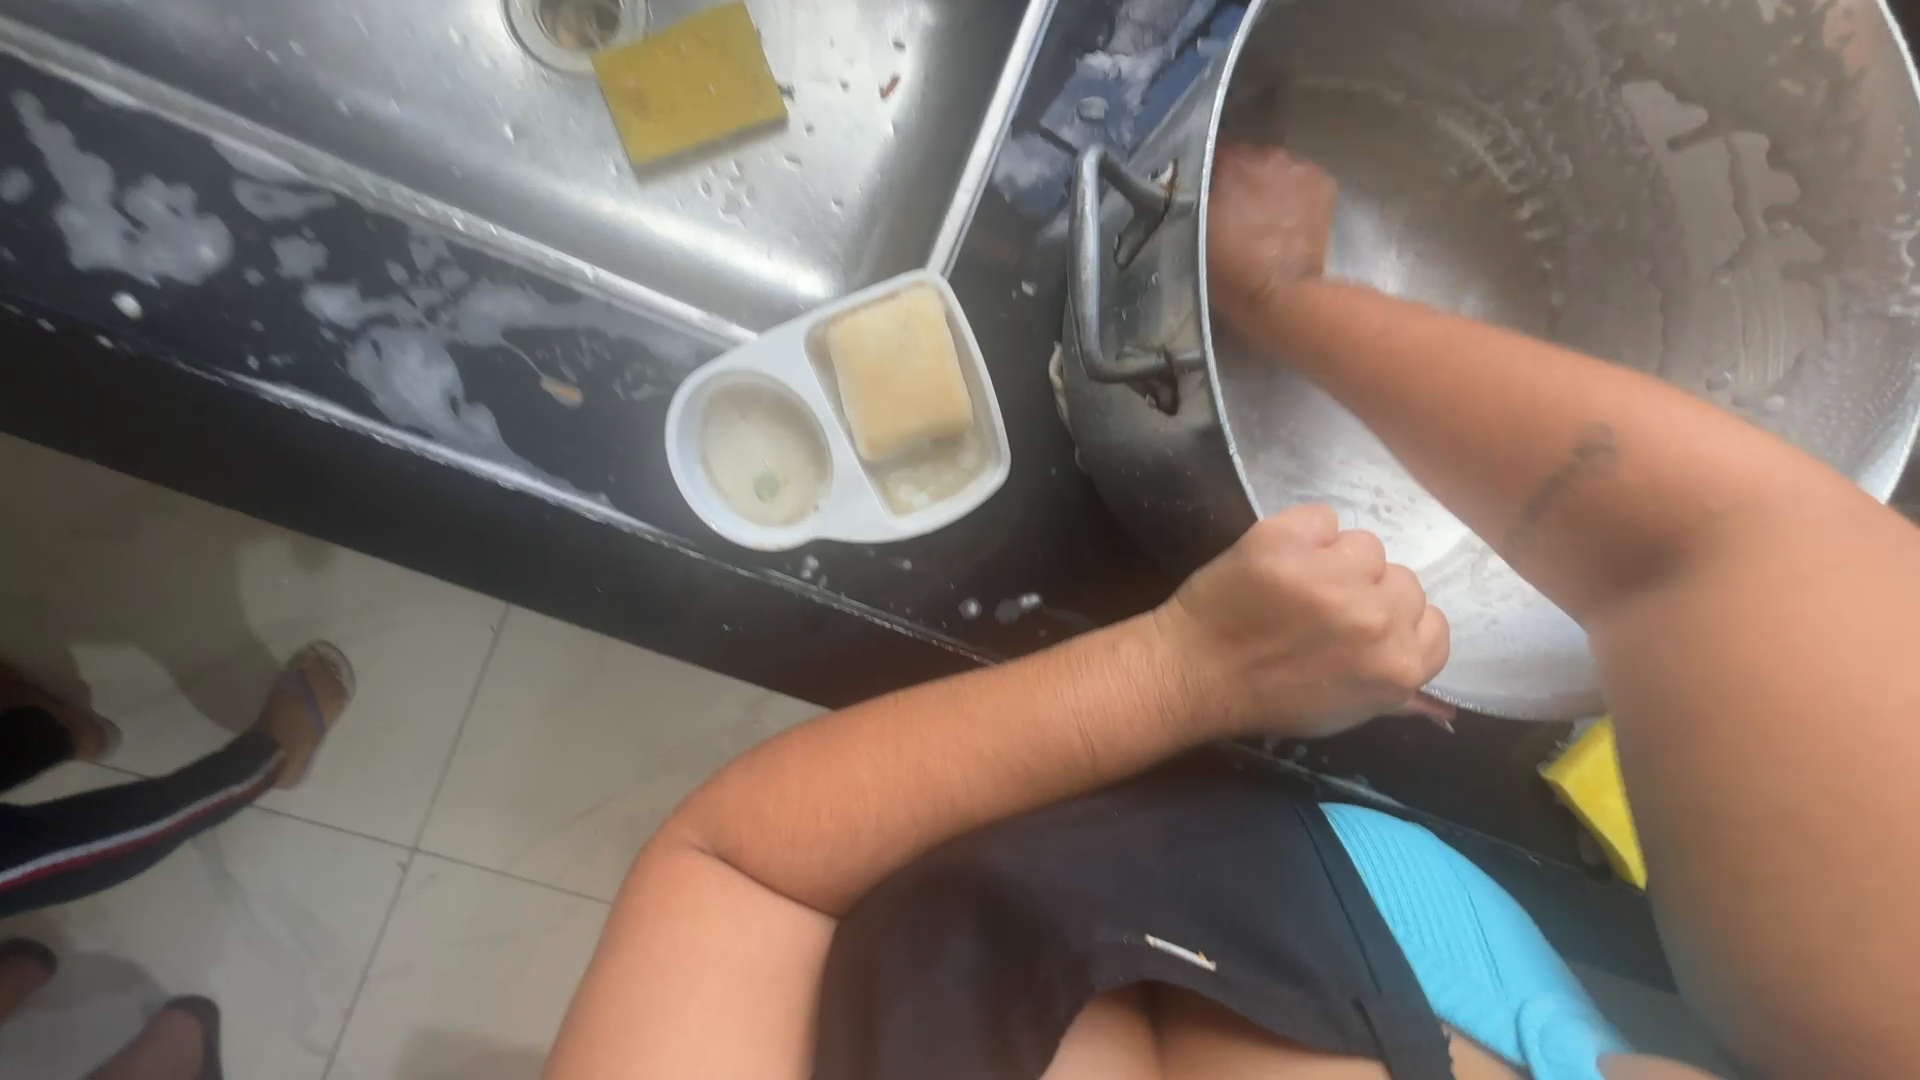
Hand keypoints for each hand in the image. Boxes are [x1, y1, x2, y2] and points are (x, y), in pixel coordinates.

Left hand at [1151, 504, 1450, 738]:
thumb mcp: (1343, 712)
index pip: (1434, 622)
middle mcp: (1375, 617)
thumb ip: (1395, 693)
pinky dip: (1301, 533)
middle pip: (1401, 578)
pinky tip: (1273, 562)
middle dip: (1364, 591)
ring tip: (1290, 588)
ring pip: (1363, 545)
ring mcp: (1330, 575)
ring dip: (1332, 560)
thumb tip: (1438, 703)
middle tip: (1316, 611)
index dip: (1394, 621)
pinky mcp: (1285, 540)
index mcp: (1400, 666)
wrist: (1192, 673)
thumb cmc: (1265, 698)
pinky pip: (1320, 518)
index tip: (1358, 626)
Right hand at [1207, 143, 1337, 338]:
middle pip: (1247, 157)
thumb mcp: (1194, 234)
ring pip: (1274, 168)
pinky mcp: (1322, 184)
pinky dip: (1291, 194)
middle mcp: (1266, 154)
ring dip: (1265, 184)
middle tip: (1231, 208)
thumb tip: (1197, 183)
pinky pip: (1298, 181)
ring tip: (1259, 216)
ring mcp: (1298, 167)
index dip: (1206, 172)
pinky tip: (1284, 219)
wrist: (1280, 295)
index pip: (1212, 151)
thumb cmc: (1229, 271)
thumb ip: (1194, 200)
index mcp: (1230, 163)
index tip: (1202, 191)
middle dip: (1238, 177)